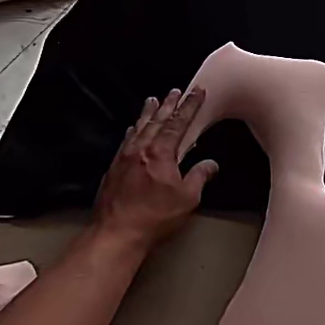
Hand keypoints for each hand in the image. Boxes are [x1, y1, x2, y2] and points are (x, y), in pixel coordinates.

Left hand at [92, 88, 218, 248]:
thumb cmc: (153, 217)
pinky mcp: (114, 169)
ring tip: (153, 101)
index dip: (189, 106)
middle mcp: (141, 149)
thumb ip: (199, 177)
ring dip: (148, 113)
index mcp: (161, 153)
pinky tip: (133, 129)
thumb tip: (210, 165)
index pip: (178, 123)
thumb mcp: (187, 198)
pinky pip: (126, 140)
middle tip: (176, 91)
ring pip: (139, 127)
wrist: (117, 232)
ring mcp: (124, 158)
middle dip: (169, 104)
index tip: (196, 93)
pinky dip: (133, 131)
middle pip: (157, 120)